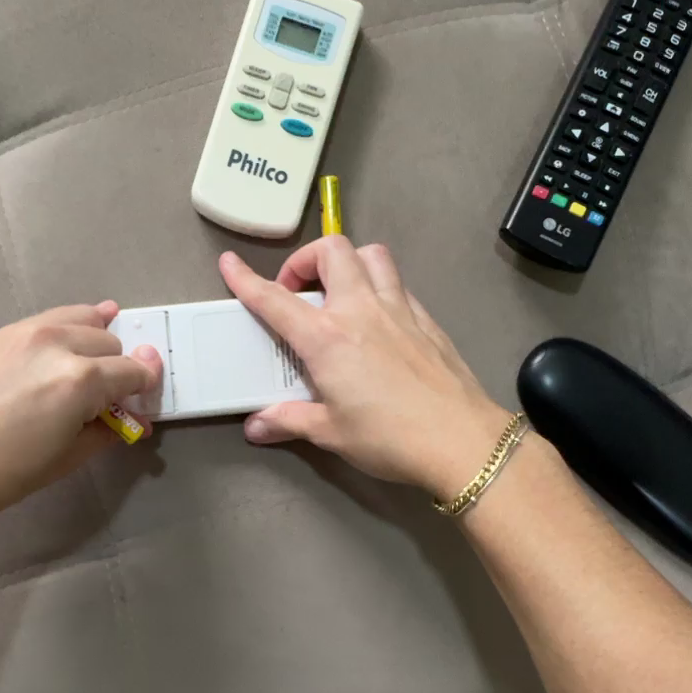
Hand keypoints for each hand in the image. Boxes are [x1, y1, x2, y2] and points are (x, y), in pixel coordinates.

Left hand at [0, 303, 161, 596]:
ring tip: (89, 371)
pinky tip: (72, 341)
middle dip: (118, 370)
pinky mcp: (2, 332)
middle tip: (107, 401)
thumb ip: (107, 430)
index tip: (142, 406)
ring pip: (86, 320)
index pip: (134, 372)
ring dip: (97, 344)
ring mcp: (27, 331)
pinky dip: (72, 326)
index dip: (144, 390)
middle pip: (113, 344)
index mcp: (80, 380)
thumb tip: (131, 418)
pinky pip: (54, 318)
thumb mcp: (65, 460)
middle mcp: (59, 343)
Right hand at [218, 236, 520, 501]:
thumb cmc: (389, 438)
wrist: (461, 441)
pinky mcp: (426, 320)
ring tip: (339, 292)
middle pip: (332, 251)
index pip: (276, 300)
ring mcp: (399, 309)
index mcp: (328, 338)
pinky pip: (398, 284)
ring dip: (348, 263)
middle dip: (306, 260)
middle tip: (298, 291)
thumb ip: (289, 420)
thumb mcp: (330, 433)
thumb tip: (257, 426)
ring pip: (372, 255)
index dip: (247, 280)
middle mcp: (361, 310)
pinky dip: (379, 286)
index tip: (230, 265)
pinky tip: (376, 319)